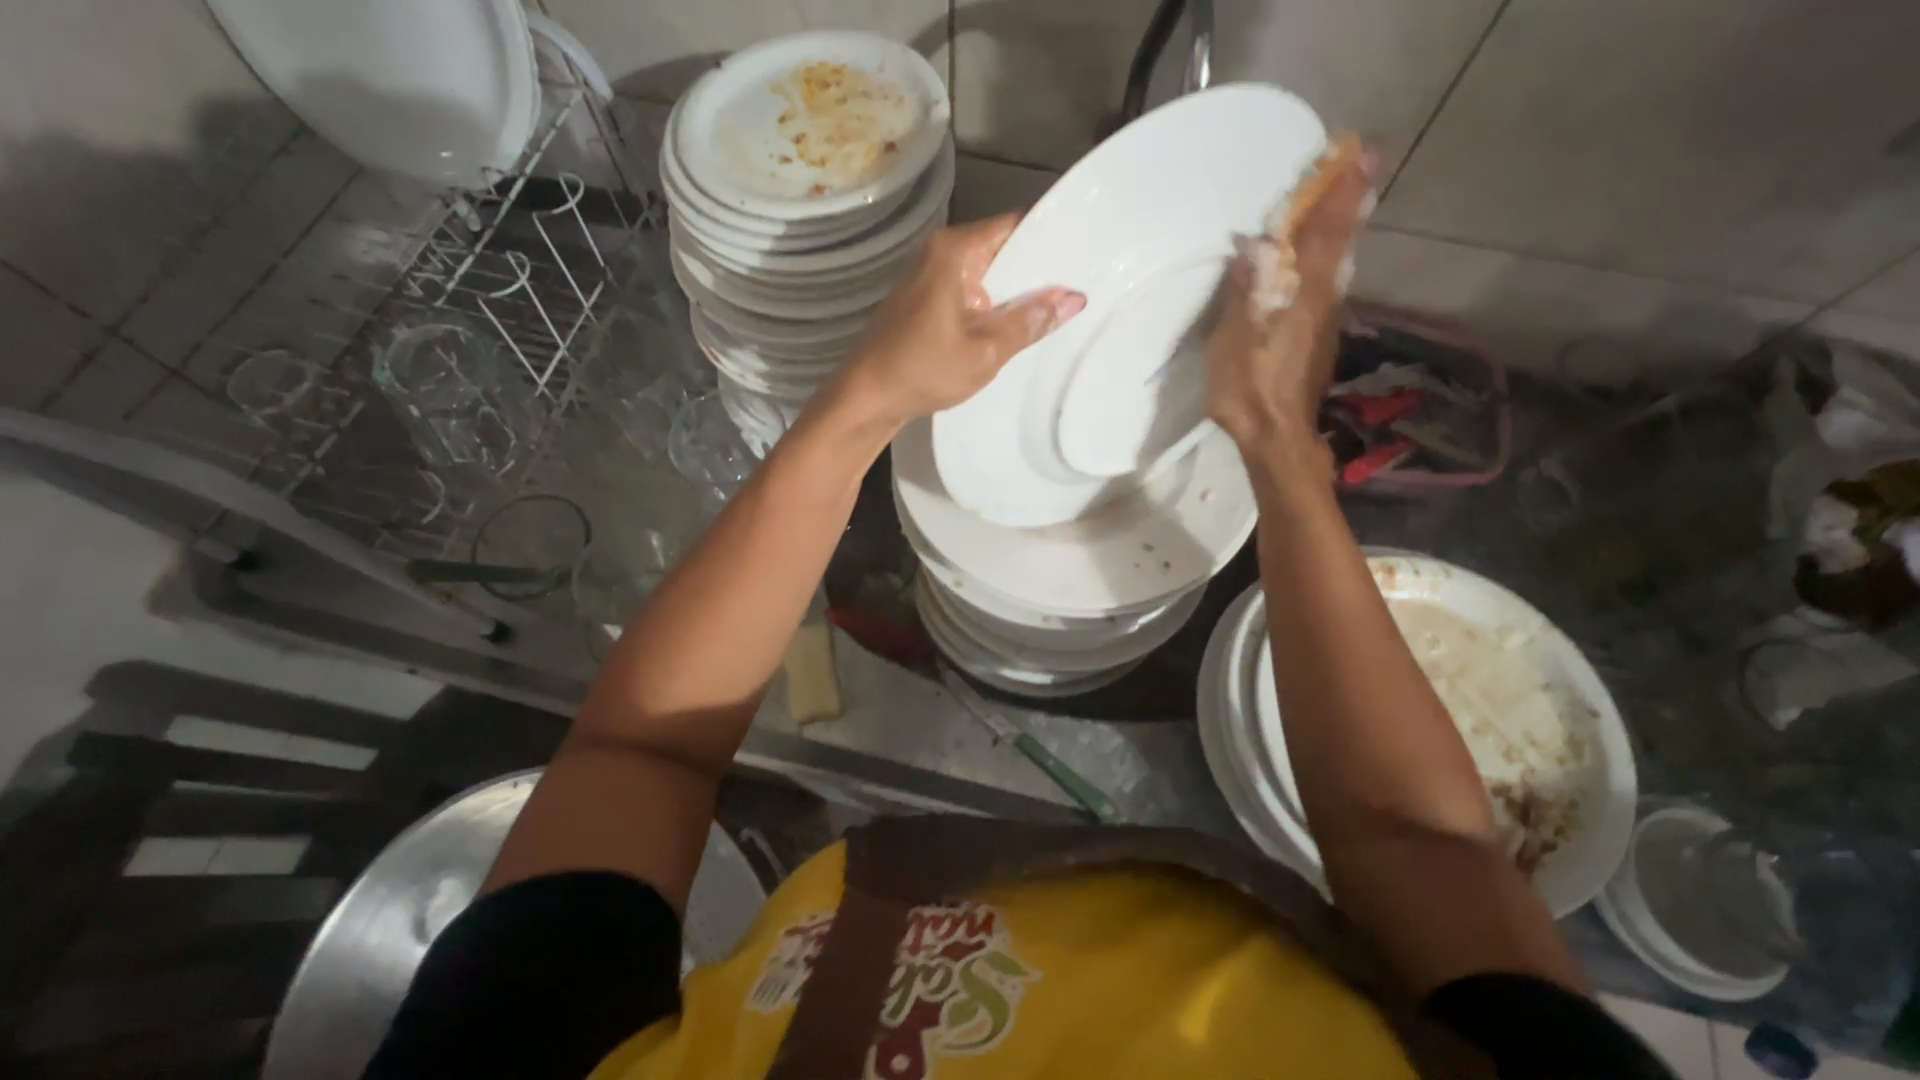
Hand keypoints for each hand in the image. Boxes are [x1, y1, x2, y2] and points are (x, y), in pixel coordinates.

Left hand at [831, 214, 1084, 426]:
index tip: (1086, 253)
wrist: (865, 398)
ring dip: (1016, 291)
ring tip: (1059, 305)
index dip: (1051, 238)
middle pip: (1002, 248)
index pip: (1015, 226)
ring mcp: (930, 275)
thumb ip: (1030, 321)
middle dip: (1037, 268)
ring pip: (987, 273)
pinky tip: (1016, 324)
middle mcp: (941, 252)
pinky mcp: (925, 299)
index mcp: (955, 250)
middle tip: (1080, 285)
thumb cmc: (923, 369)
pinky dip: (994, 304)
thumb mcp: (986, 349)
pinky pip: (971, 290)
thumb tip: (1074, 298)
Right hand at [1205, 148, 1372, 464]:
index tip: (1362, 152)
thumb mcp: (1236, 340)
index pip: (1325, 232)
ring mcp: (1324, 319)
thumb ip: (1248, 290)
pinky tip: (1321, 255)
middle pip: (1340, 240)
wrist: (1277, 437)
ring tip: (1348, 195)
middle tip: (1364, 161)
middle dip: (1351, 200)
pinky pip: (1327, 281)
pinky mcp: (1317, 337)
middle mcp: (1323, 299)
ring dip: (1342, 225)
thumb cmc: (1250, 387)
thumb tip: (1257, 242)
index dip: (1341, 192)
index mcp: (1303, 294)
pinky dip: (1329, 254)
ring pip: (1338, 260)